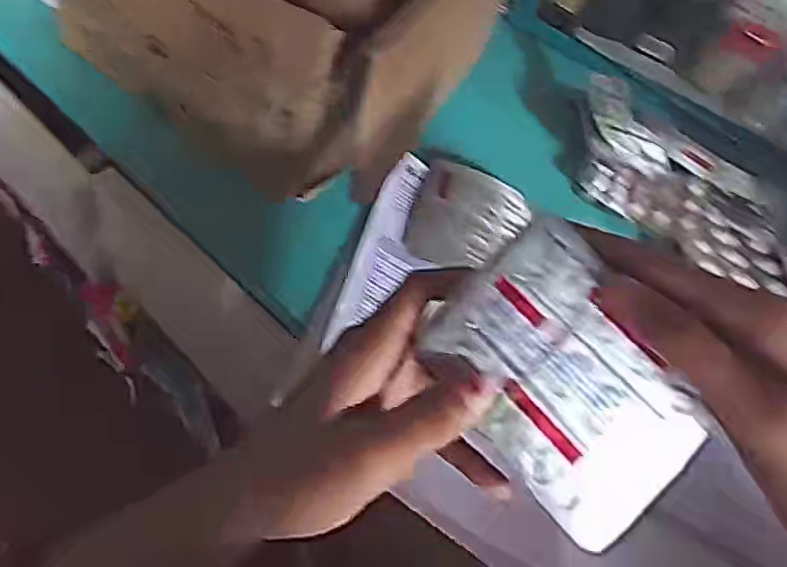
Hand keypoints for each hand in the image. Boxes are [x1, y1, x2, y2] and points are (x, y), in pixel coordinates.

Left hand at [219, 269, 506, 541]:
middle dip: (483, 345)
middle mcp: (376, 358)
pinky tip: (492, 479)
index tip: (504, 288)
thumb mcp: (372, 451)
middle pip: (437, 335)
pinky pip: (423, 419)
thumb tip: (488, 381)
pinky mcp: (376, 420)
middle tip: (535, 356)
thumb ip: (429, 418)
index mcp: (369, 348)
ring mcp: (377, 390)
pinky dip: (452, 441)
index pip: (416, 293)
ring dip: (475, 402)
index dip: (456, 281)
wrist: (251, 504)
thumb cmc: (303, 470)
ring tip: (529, 416)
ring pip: (436, 382)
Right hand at [581, 228, 786, 566]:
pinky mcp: (759, 393)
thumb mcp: (765, 415)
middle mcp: (760, 325)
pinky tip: (625, 353)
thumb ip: (691, 345)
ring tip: (570, 305)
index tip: (554, 236)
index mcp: (760, 318)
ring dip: (625, 303)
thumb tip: (613, 285)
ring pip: (677, 315)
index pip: (666, 269)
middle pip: (670, 285)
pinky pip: (689, 349)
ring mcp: (763, 359)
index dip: (610, 249)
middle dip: (610, 270)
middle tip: (547, 272)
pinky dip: (648, 339)